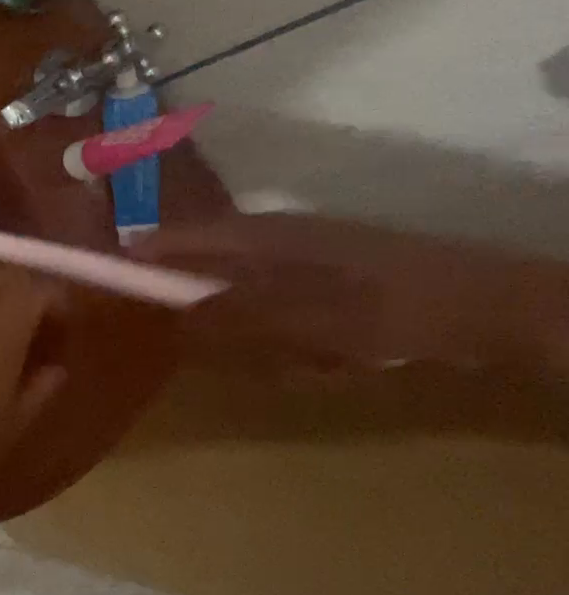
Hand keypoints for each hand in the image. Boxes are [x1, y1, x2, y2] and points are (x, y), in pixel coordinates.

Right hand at [133, 212, 568, 373]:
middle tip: (202, 343)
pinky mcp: (334, 277)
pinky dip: (289, 333)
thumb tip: (168, 313)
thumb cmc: (380, 307)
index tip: (105, 284)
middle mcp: (273, 236)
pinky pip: (284, 306)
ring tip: (286, 359)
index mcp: (255, 235)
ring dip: (252, 327)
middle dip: (198, 306)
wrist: (488, 308)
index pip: (171, 238)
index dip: (136, 259)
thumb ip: (225, 314)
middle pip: (204, 266)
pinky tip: (322, 357)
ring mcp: (306, 254)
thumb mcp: (293, 319)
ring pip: (245, 291)